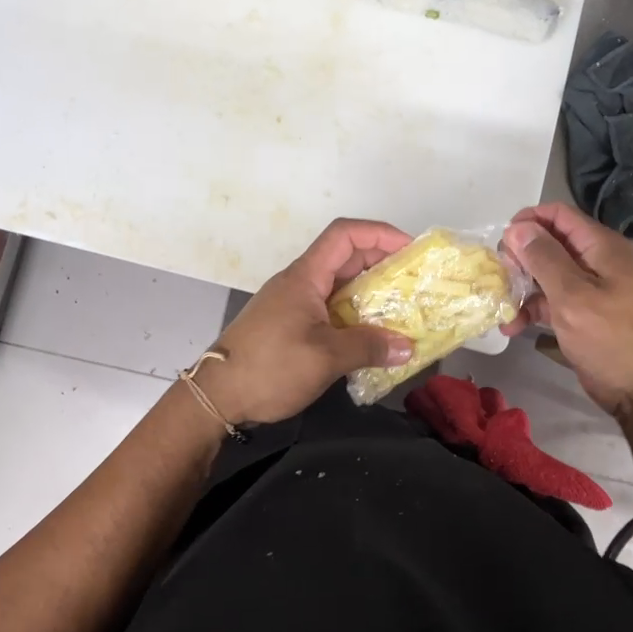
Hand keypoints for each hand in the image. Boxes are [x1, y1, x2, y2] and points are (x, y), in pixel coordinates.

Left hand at [201, 219, 416, 425]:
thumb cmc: (269, 368)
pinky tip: (374, 340)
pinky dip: (355, 319)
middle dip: (382, 265)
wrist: (217, 397)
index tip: (410, 251)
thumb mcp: (325, 358)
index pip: (344, 235)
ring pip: (339, 288)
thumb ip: (368, 347)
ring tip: (403, 312)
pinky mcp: (291, 328)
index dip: (380, 234)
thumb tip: (406, 347)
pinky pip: (330, 312)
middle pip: (345, 258)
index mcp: (305, 277)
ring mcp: (293, 306)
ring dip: (371, 296)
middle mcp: (299, 284)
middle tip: (415, 284)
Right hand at [501, 203, 632, 417]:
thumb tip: (516, 227)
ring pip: (546, 275)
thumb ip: (544, 259)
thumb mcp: (573, 296)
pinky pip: (551, 303)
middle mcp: (595, 262)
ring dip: (520, 287)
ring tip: (498, 305)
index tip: (500, 242)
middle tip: (497, 277)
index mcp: (600, 247)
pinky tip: (511, 327)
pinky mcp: (583, 317)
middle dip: (519, 257)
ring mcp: (589, 291)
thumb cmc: (614, 339)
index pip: (558, 215)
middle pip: (549, 244)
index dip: (527, 221)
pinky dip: (531, 310)